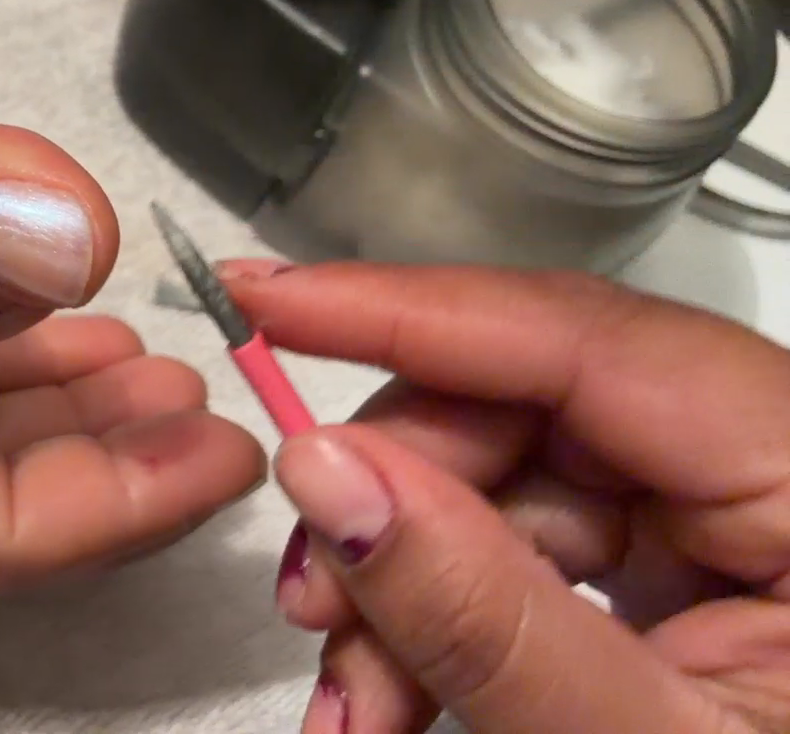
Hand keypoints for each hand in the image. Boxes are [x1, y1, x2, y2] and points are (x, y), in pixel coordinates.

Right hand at [223, 262, 789, 733]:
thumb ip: (485, 618)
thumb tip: (312, 464)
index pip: (582, 339)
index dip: (396, 306)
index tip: (252, 297)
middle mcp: (778, 463)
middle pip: (507, 416)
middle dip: (379, 509)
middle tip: (305, 612)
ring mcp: (725, 512)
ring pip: (483, 482)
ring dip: (389, 582)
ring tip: (351, 698)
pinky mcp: (674, 555)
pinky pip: (506, 539)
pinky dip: (428, 607)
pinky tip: (389, 689)